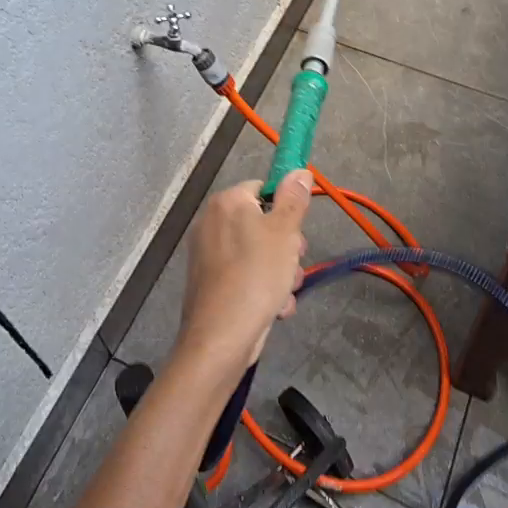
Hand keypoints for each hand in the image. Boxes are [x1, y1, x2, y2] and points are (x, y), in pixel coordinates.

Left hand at [175, 168, 310, 371]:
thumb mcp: (285, 232)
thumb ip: (294, 199)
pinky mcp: (210, 283)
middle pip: (262, 223)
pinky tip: (274, 308)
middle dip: (286, 246)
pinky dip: (262, 289)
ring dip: (280, 272)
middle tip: (294, 263)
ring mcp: (208, 255)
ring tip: (284, 292)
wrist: (221, 337)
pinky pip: (245, 275)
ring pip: (258, 253)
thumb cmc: (256, 275)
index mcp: (227, 203)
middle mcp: (212, 223)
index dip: (285, 209)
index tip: (297, 231)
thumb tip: (299, 171)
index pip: (263, 189)